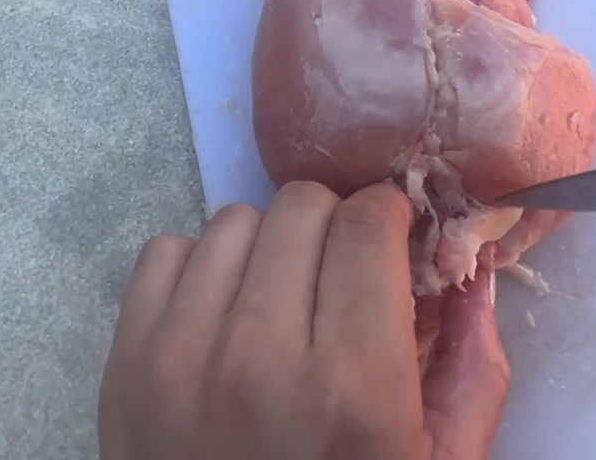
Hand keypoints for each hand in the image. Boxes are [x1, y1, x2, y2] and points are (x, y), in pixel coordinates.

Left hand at [99, 182, 509, 459]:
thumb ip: (473, 369)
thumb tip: (473, 269)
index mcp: (354, 390)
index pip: (367, 223)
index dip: (388, 219)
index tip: (391, 239)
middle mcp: (261, 356)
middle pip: (302, 206)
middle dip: (334, 227)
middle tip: (338, 275)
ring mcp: (179, 356)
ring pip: (234, 219)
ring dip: (267, 246)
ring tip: (278, 301)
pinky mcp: (122, 364)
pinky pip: (165, 252)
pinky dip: (199, 269)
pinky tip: (219, 317)